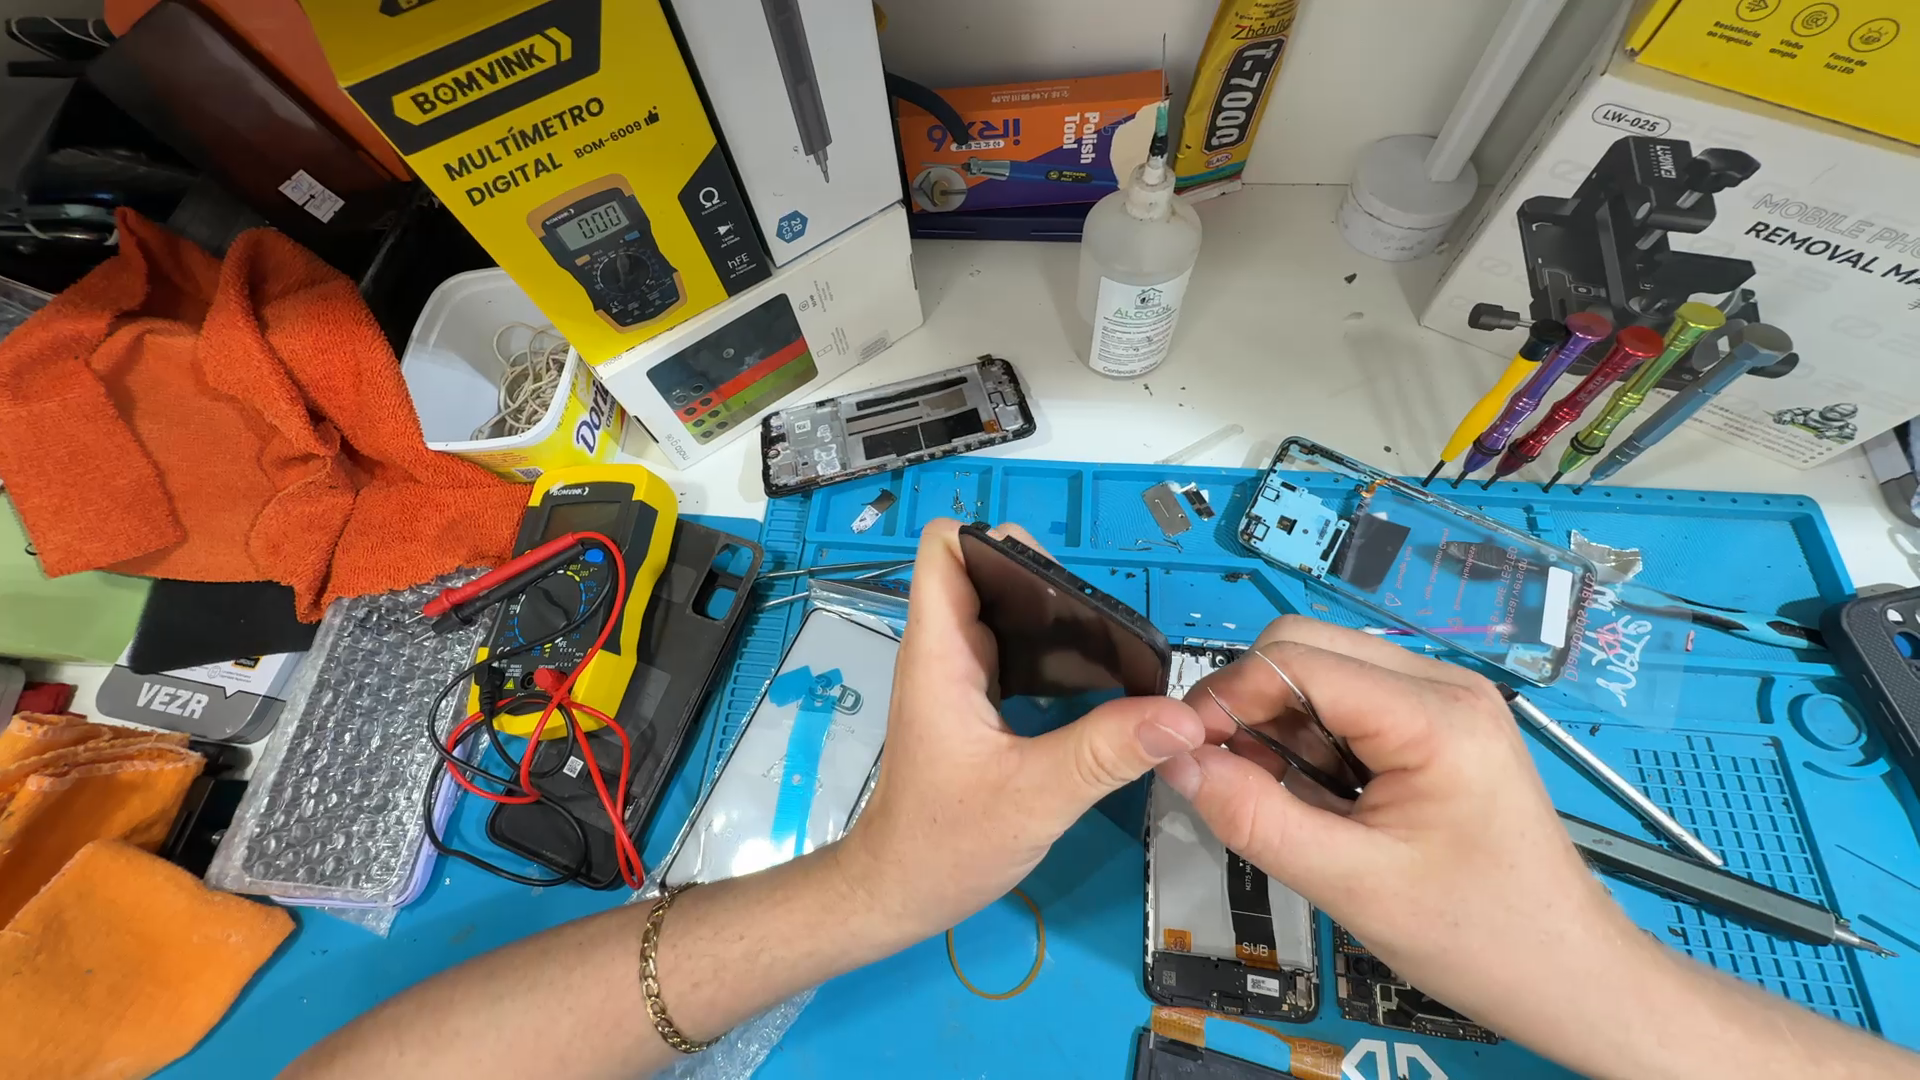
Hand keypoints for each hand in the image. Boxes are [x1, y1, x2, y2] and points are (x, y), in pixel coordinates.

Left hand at [835, 519, 1206, 943]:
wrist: (901, 889)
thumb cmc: (945, 843)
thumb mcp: (1034, 798)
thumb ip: (1106, 752)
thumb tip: (1180, 717)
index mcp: (940, 652)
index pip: (944, 549)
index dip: (993, 540)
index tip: (1054, 579)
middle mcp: (943, 649)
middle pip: (982, 568)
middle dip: (1040, 576)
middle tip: (1097, 620)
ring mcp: (956, 672)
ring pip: (999, 606)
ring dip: (1048, 612)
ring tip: (1103, 644)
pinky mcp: (971, 697)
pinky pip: (1010, 646)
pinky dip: (1046, 648)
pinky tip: (1088, 678)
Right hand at [1161, 616, 1653, 1046]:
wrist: (1572, 977)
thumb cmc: (1475, 936)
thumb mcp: (1349, 885)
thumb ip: (1252, 816)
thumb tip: (1173, 758)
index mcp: (1434, 715)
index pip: (1294, 660)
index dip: (1226, 696)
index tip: (1187, 751)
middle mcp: (1438, 681)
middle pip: (1300, 644)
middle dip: (1247, 699)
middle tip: (1228, 768)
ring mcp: (1437, 693)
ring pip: (1312, 663)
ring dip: (1272, 717)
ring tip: (1276, 788)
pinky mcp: (1427, 714)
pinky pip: (1335, 692)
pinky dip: (1301, 729)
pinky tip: (1311, 784)